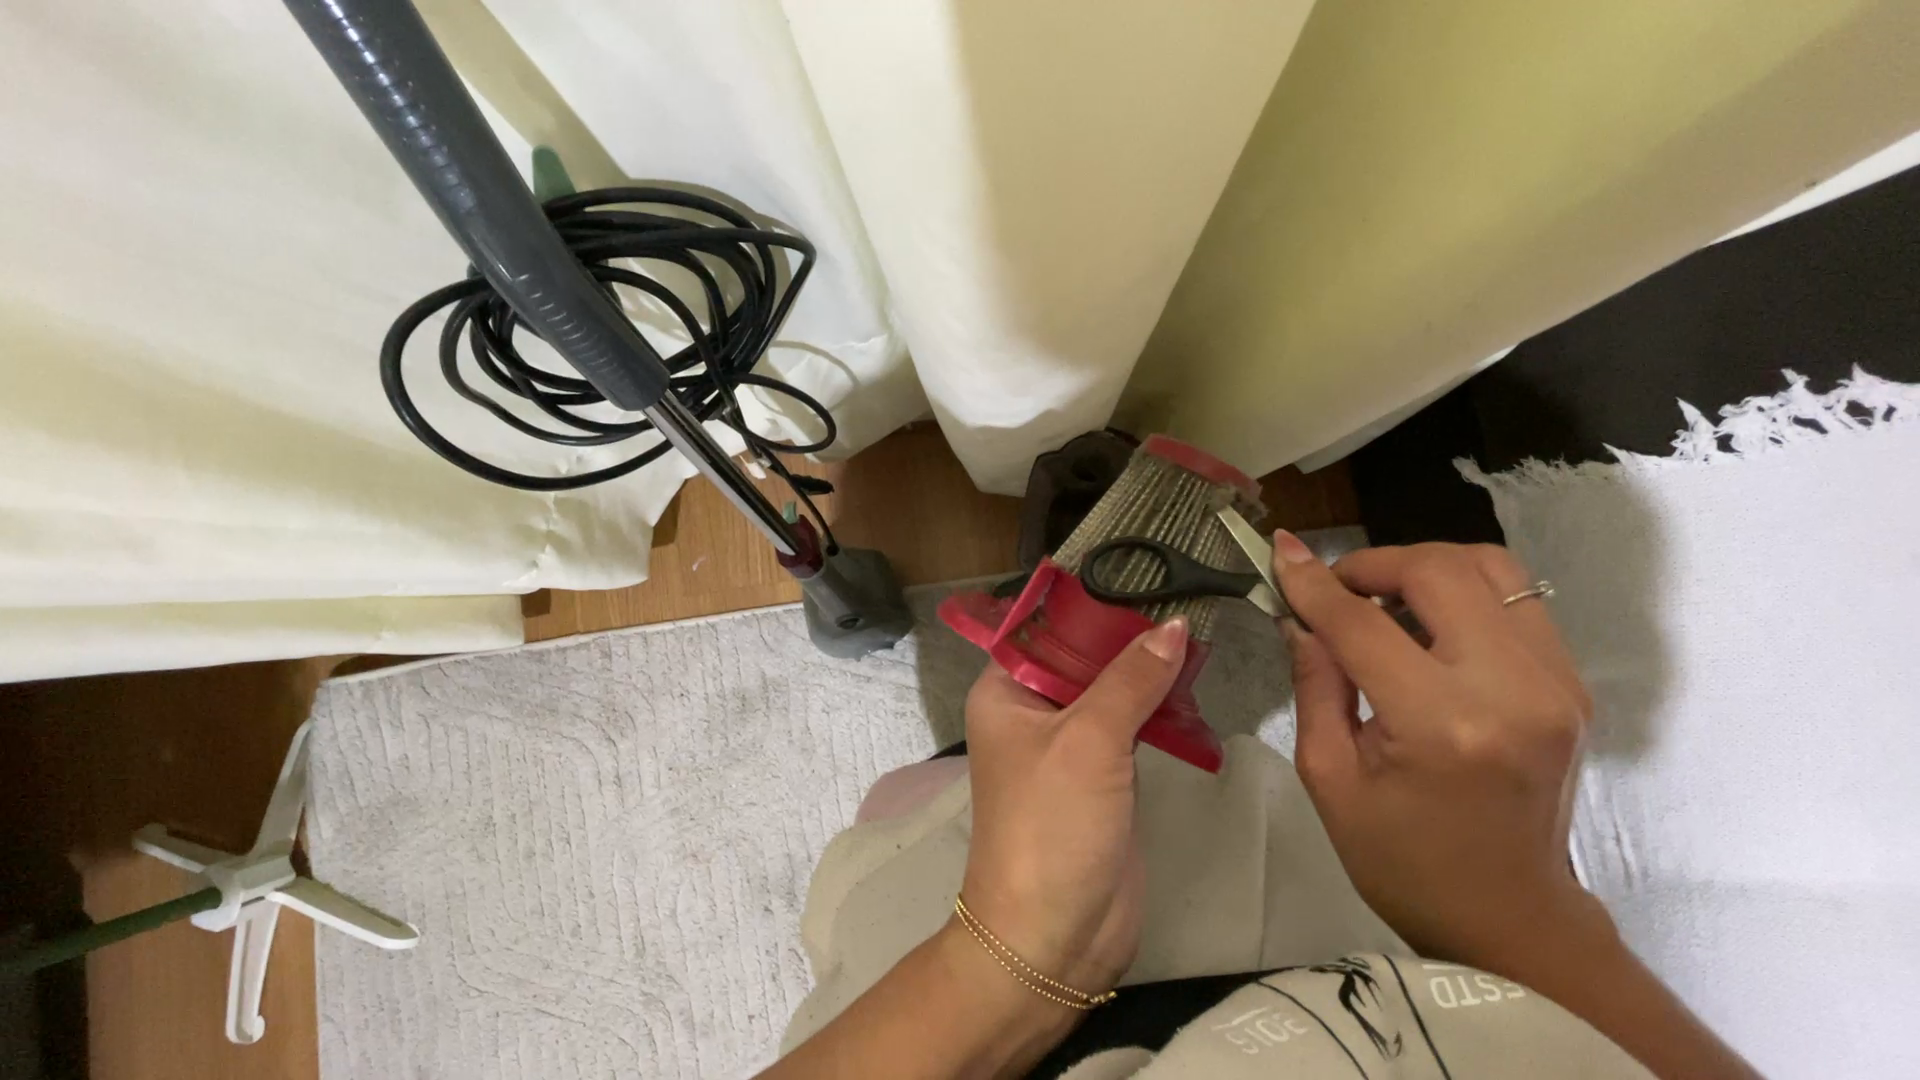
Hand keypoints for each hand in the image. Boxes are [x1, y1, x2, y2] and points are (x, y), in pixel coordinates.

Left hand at [958, 618, 1189, 999]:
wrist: (1053, 935)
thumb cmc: (1052, 824)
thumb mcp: (1089, 741)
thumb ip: (1131, 679)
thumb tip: (1173, 625)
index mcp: (1006, 692)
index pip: (1043, 627)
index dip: (1089, 601)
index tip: (1142, 570)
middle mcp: (1032, 711)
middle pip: (1082, 656)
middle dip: (1128, 634)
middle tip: (1185, 598)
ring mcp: (1069, 745)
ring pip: (1110, 690)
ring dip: (1147, 671)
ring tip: (1198, 634)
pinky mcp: (1103, 775)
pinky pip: (1131, 725)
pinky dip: (1158, 708)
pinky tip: (1193, 685)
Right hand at [1272, 536, 1603, 967]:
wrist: (1507, 913)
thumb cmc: (1400, 858)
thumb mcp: (1330, 776)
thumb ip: (1315, 683)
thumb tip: (1300, 616)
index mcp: (1442, 725)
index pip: (1365, 625)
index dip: (1314, 583)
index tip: (1281, 550)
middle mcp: (1513, 689)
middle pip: (1441, 571)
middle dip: (1373, 563)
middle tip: (1333, 588)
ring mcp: (1555, 681)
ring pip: (1490, 568)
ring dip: (1423, 568)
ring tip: (1381, 600)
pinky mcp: (1571, 682)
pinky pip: (1515, 598)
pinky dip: (1461, 591)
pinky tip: (1425, 625)